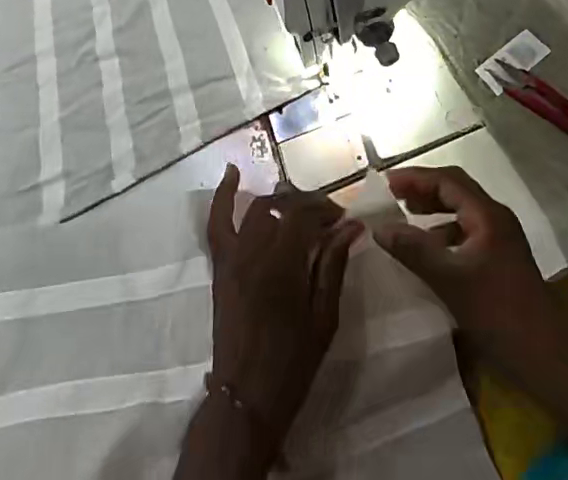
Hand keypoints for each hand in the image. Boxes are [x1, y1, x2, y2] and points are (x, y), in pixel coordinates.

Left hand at [204, 165, 361, 454]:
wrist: (246, 395)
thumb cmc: (293, 362)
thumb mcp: (324, 317)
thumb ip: (333, 266)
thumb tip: (351, 227)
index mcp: (282, 265)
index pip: (303, 215)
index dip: (325, 210)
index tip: (344, 218)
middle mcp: (252, 250)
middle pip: (280, 207)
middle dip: (307, 203)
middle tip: (328, 215)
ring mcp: (231, 255)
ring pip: (255, 208)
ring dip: (279, 200)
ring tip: (299, 203)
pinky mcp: (219, 264)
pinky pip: (216, 221)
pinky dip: (223, 194)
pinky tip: (233, 173)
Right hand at [371, 166, 563, 361]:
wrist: (546, 357)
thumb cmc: (497, 312)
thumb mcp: (448, 279)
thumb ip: (412, 248)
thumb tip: (379, 227)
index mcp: (487, 215)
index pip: (446, 181)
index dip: (414, 178)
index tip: (385, 184)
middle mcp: (496, 218)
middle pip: (455, 189)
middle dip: (422, 188)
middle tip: (392, 195)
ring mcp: (500, 238)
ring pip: (461, 209)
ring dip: (432, 208)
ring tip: (404, 214)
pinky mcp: (499, 257)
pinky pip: (465, 229)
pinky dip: (442, 229)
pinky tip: (427, 246)